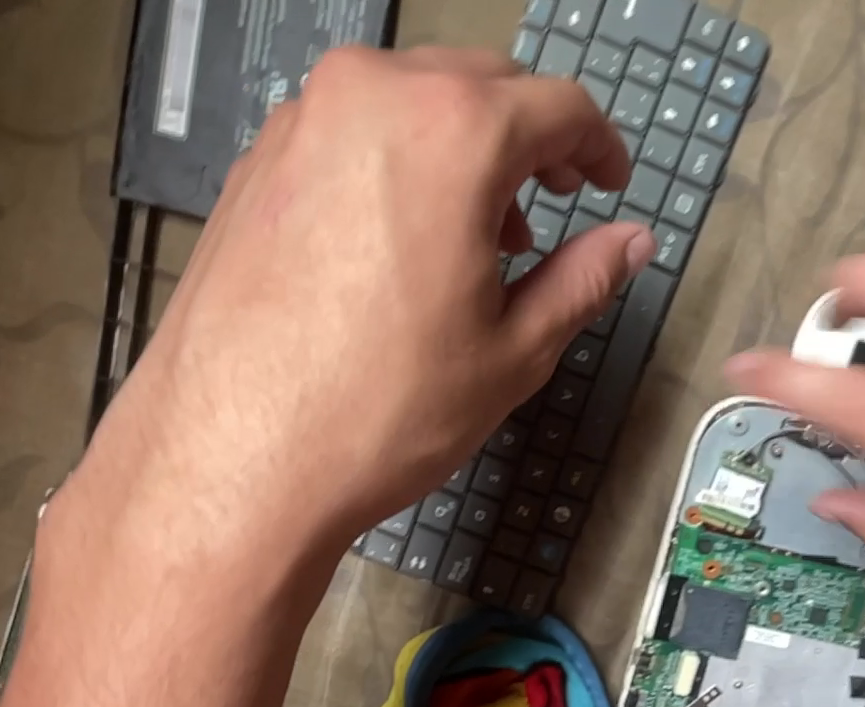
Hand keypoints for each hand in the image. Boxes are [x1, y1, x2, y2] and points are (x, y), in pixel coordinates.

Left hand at [75, 47, 654, 560]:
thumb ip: (584, 279)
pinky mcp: (257, 166)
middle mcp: (368, 99)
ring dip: (464, 153)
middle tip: (552, 206)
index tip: (607, 184)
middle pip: (481, 86)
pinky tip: (406, 244)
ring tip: (480, 239)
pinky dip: (400, 166)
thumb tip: (631, 242)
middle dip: (530, 141)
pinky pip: (353, 136)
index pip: (555, 104)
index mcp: (449, 132)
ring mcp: (299, 125)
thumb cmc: (385, 411)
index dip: (598, 146)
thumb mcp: (514, 352)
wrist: (234, 462)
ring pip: (413, 104)